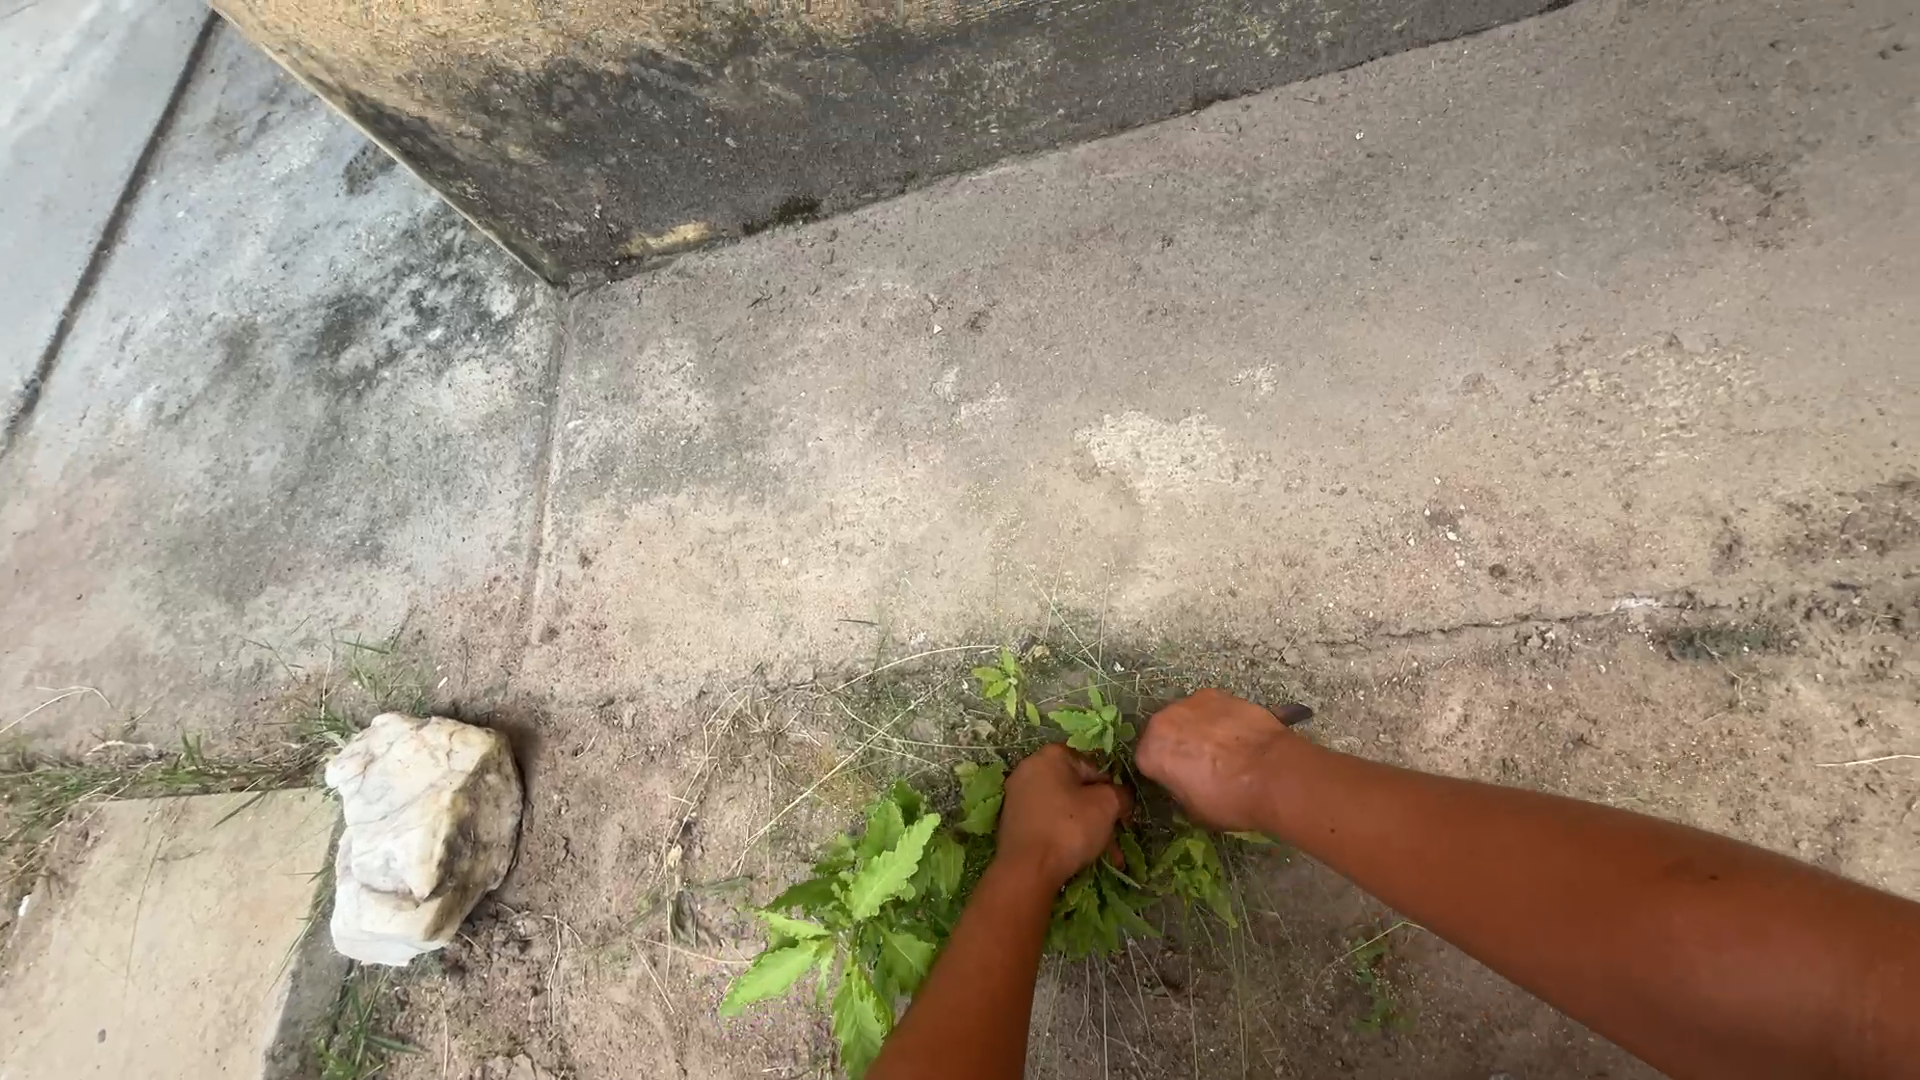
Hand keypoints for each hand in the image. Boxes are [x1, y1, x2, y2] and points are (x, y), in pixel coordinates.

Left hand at [996, 743, 1132, 889]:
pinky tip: (1084, 857)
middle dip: (1100, 814)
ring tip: (1108, 855)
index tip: (1121, 812)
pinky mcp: (1014, 820)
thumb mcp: (1107, 805)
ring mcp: (1019, 795)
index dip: (1111, 789)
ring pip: (1064, 808)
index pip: (1092, 766)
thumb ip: (1120, 794)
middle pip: (1077, 788)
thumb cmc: (1069, 827)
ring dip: (1088, 828)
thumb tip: (1122, 796)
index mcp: (1051, 755)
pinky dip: (1066, 834)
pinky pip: (1049, 821)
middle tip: (1117, 836)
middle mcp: (1030, 768)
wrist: (1027, 869)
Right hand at [1136, 689, 1305, 830]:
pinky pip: (1211, 709)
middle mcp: (1164, 720)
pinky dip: (1219, 720)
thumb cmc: (1230, 799)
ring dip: (1197, 730)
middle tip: (1201, 766)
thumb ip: (1179, 792)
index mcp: (1151, 751)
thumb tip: (1184, 785)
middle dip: (1177, 746)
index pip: (1146, 761)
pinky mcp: (1218, 694)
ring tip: (1225, 750)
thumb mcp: (1195, 811)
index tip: (1180, 782)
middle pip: (1164, 732)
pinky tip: (1239, 738)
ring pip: (1187, 717)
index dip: (1163, 773)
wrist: (1274, 773)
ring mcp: (1191, 703)